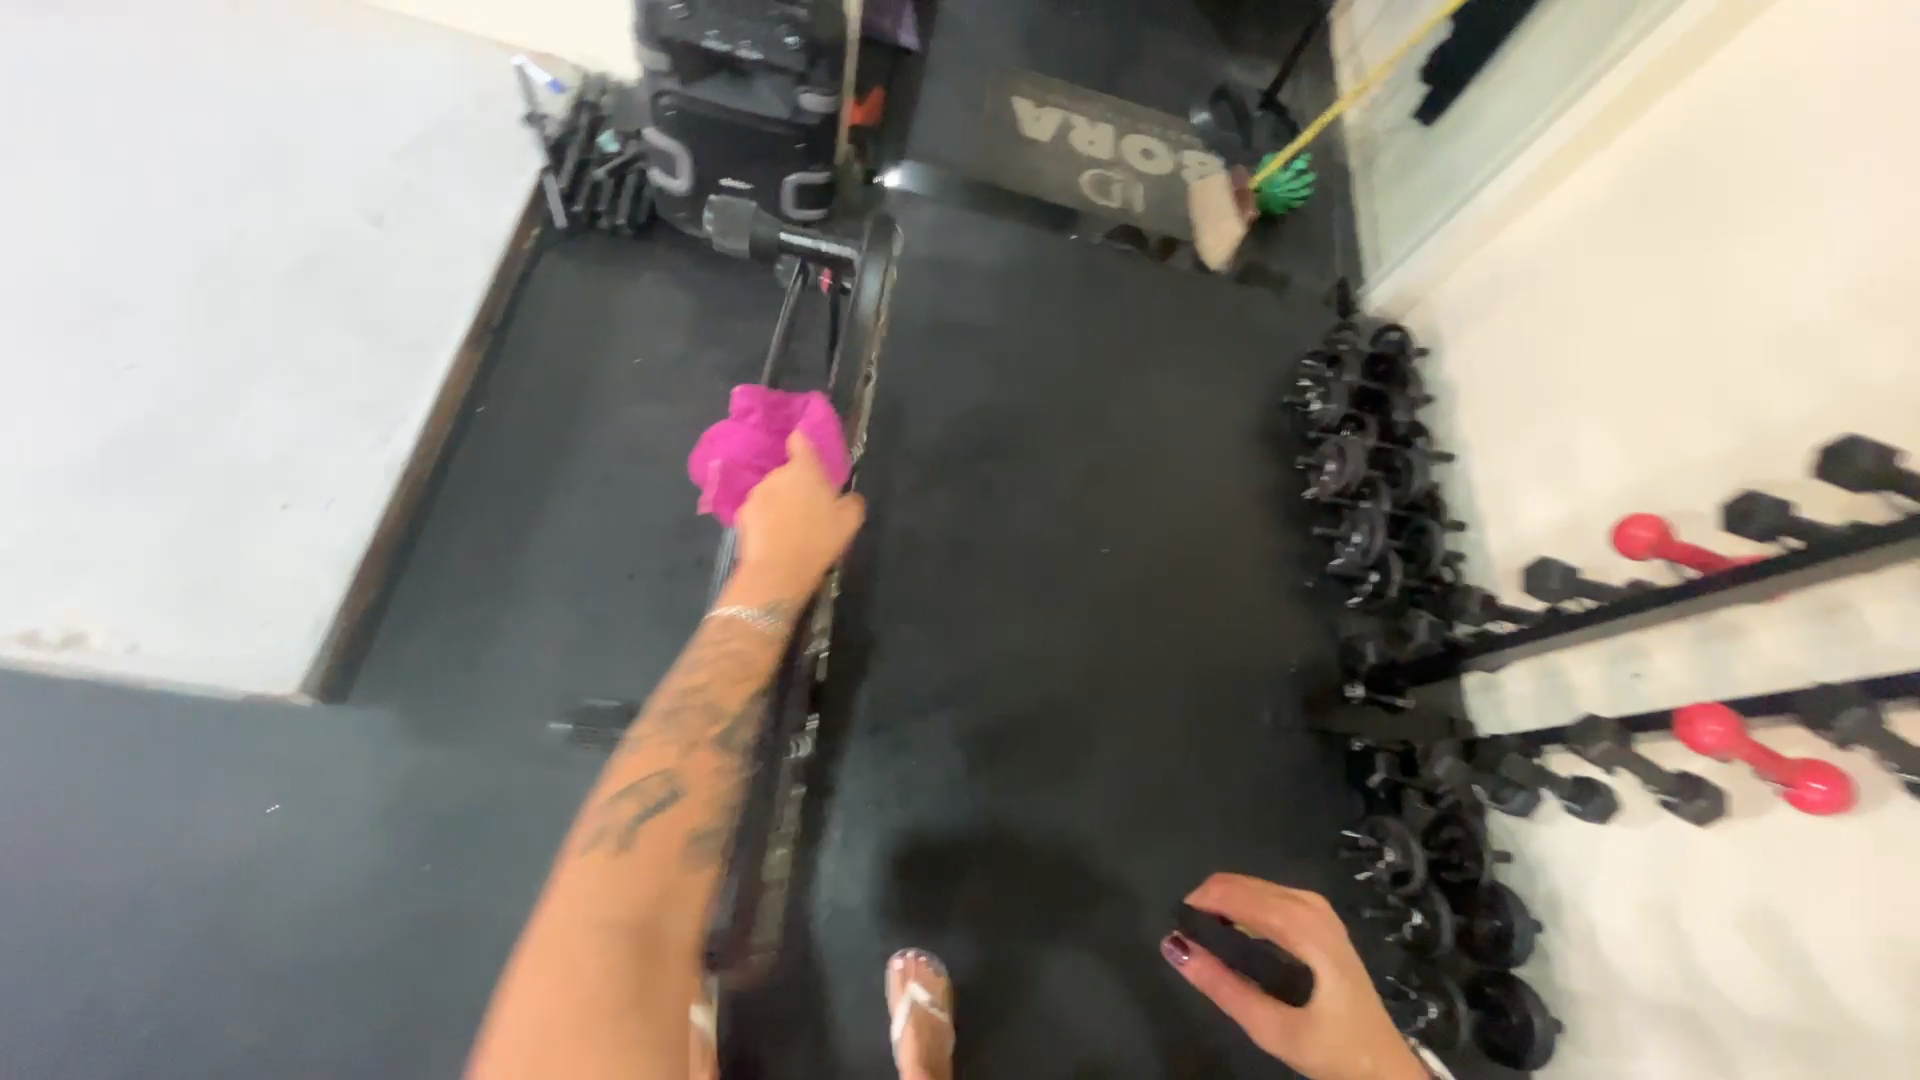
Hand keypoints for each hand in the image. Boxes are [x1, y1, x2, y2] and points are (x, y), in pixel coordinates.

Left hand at [732, 431, 864, 598]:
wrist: (778, 571)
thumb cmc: (819, 540)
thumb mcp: (850, 521)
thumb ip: (852, 501)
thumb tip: (848, 496)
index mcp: (805, 470)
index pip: (800, 441)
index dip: (803, 443)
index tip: (808, 453)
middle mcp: (777, 474)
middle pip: (789, 473)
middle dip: (798, 486)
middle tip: (811, 510)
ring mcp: (756, 494)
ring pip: (773, 492)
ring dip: (781, 503)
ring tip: (792, 529)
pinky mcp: (741, 514)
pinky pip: (759, 512)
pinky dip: (766, 520)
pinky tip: (775, 539)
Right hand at [1165, 874, 1425, 1079]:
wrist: (1386, 1068)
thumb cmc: (1333, 1050)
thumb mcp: (1273, 1030)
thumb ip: (1222, 986)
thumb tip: (1174, 946)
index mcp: (1303, 926)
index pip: (1236, 894)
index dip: (1200, 903)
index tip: (1176, 925)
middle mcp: (1311, 905)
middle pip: (1243, 883)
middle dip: (1209, 901)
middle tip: (1187, 935)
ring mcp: (1318, 907)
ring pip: (1254, 885)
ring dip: (1224, 902)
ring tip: (1205, 935)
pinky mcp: (1320, 916)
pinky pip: (1268, 894)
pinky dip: (1243, 905)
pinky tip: (1235, 931)